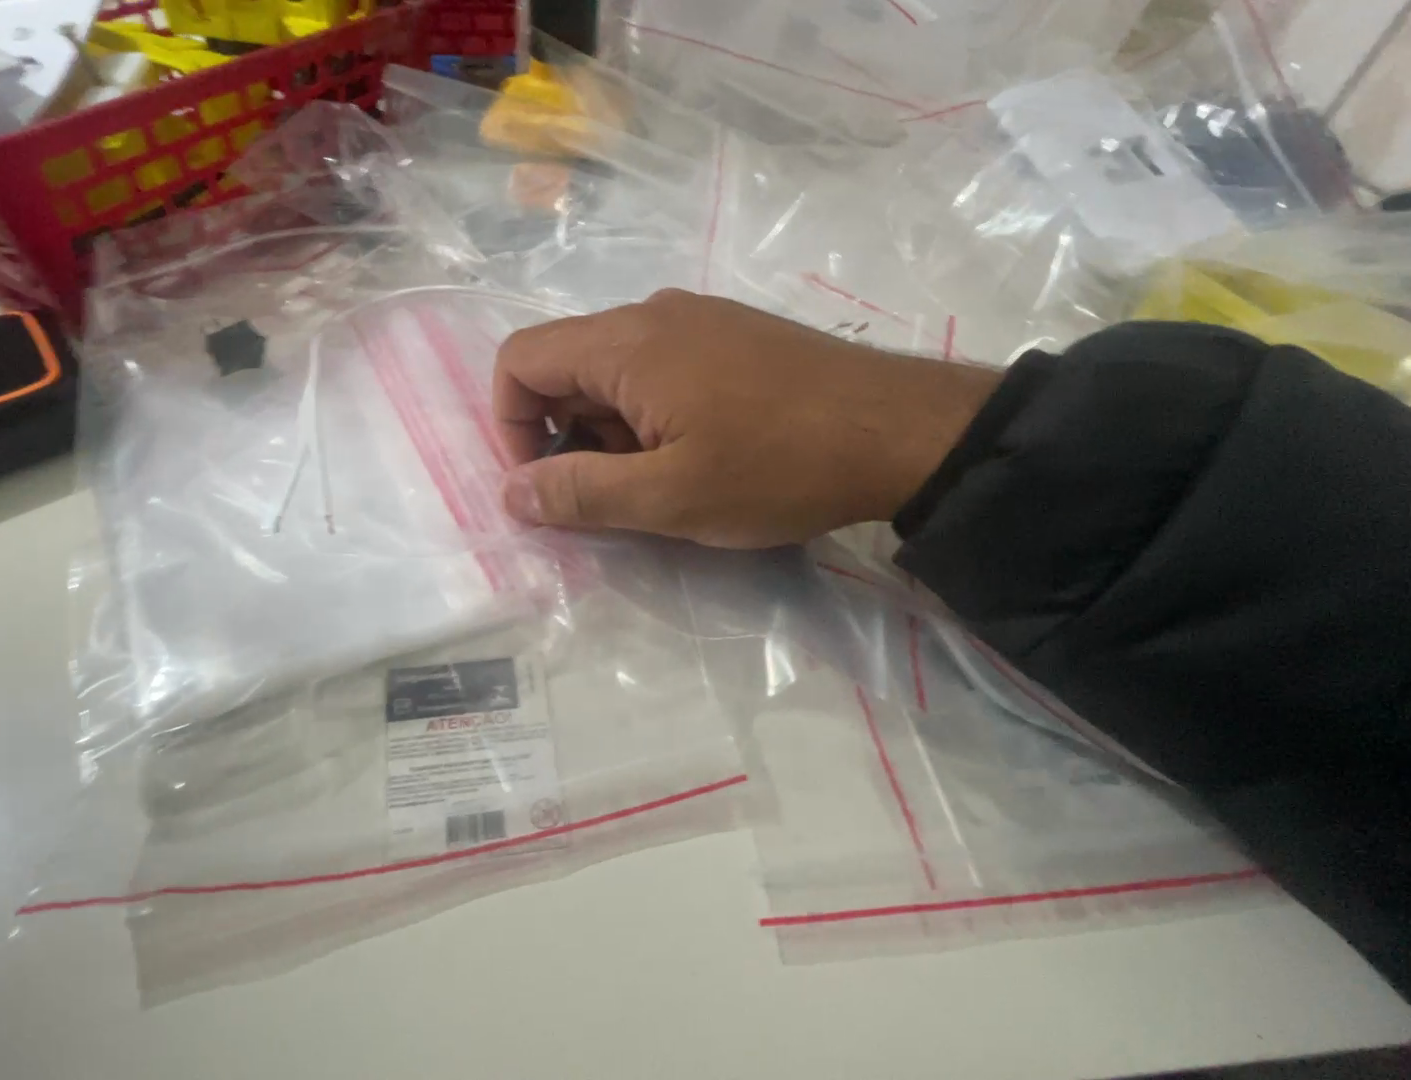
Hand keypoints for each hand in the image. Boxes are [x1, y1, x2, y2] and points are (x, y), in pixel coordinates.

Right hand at [493, 289, 1002, 547]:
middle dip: (566, 436)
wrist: (901, 433)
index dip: (509, 425)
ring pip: (614, 372)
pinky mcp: (732, 337)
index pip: (521, 360)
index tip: (544, 485)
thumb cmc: (778, 467)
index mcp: (626, 342)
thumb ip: (579, 495)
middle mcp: (654, 313)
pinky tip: (698, 455)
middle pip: (566, 366)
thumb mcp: (669, 498)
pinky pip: (659, 370)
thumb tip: (511, 493)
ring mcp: (698, 320)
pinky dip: (650, 417)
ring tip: (663, 483)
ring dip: (611, 432)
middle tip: (612, 497)